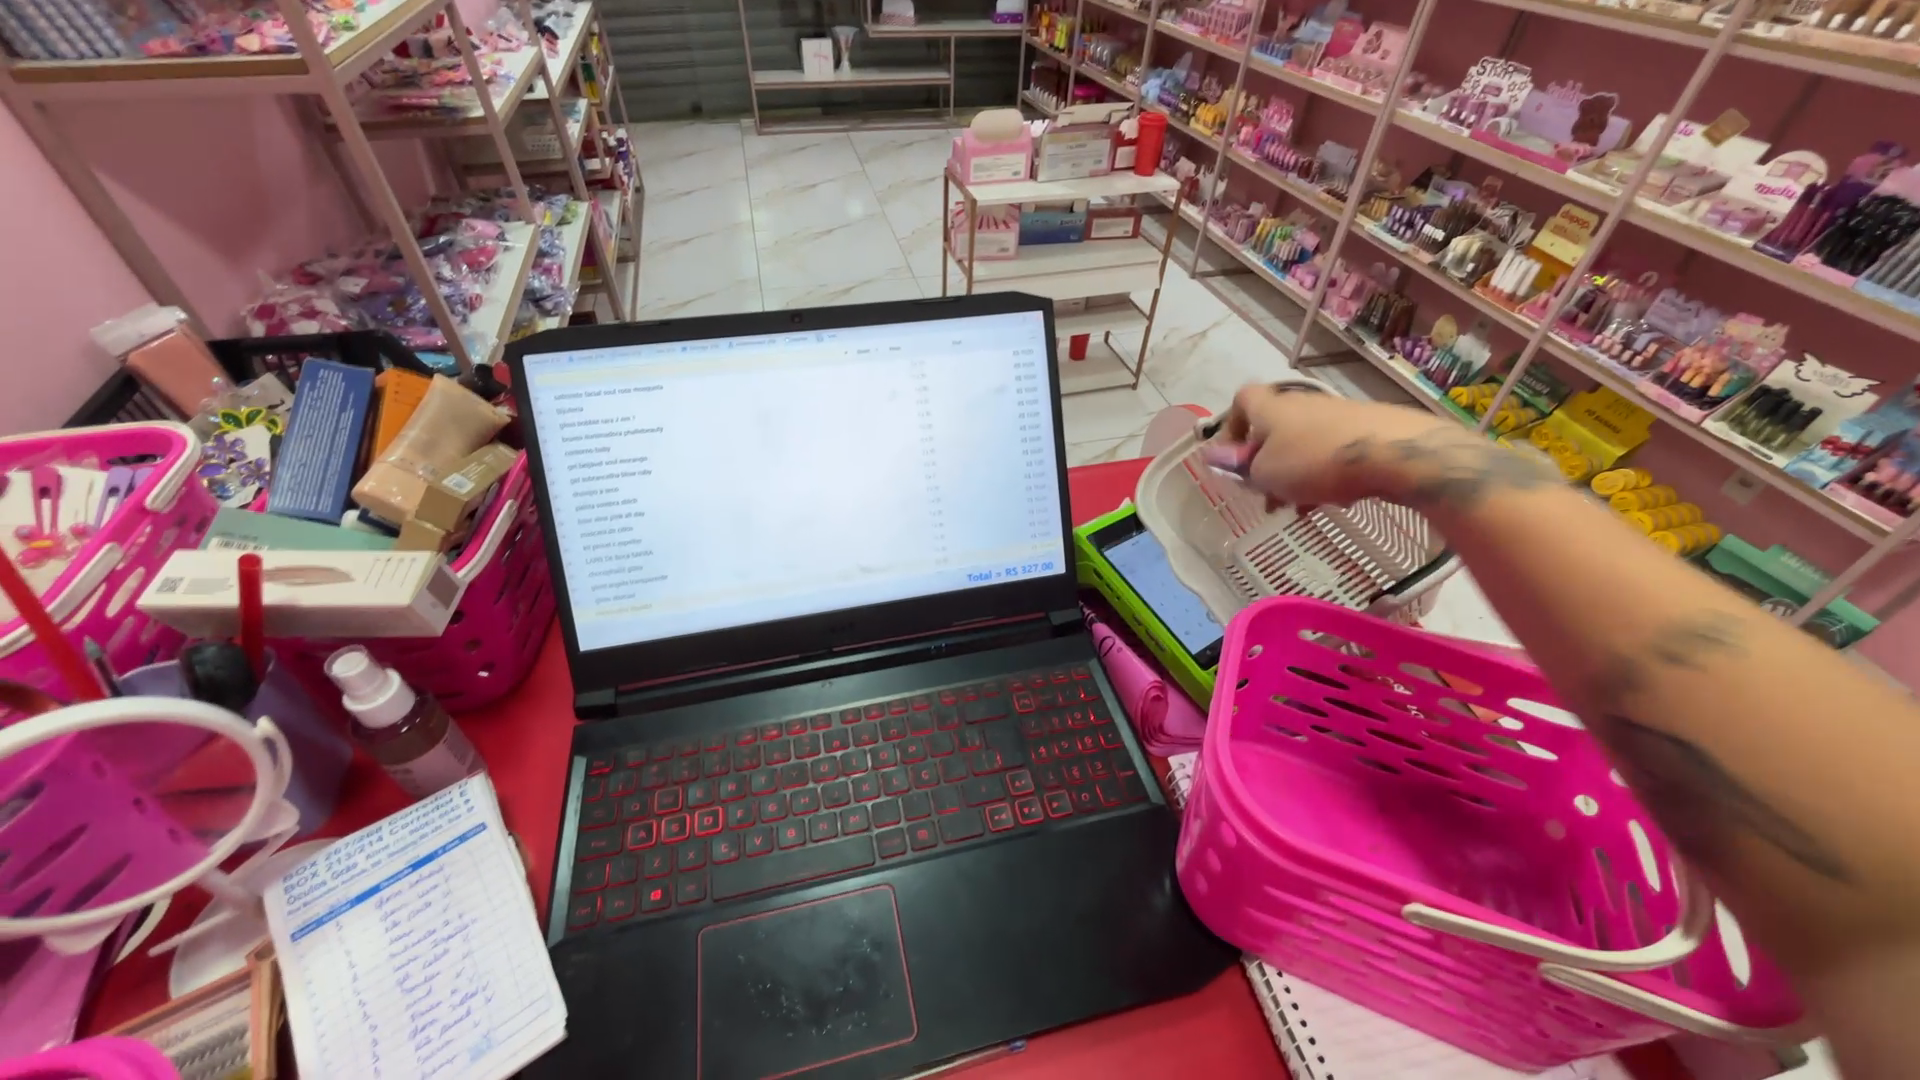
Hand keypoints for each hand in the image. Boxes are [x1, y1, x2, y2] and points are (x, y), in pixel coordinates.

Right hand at [1209, 382, 1461, 508]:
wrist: (1393, 451)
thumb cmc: (1314, 460)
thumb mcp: (1265, 473)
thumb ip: (1239, 468)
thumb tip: (1213, 458)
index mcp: (1270, 408)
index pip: (1242, 400)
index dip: (1231, 426)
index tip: (1233, 457)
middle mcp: (1302, 404)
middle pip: (1274, 429)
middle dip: (1266, 463)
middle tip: (1266, 495)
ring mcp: (1337, 415)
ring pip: (1303, 445)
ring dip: (1295, 474)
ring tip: (1299, 506)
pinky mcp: (1366, 429)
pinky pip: (1332, 452)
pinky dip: (1325, 474)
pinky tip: (1333, 500)